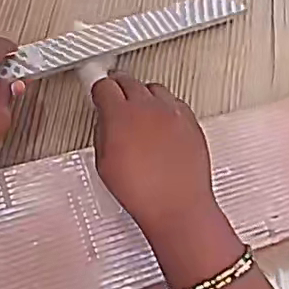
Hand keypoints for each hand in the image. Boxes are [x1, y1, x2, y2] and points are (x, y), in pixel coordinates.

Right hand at [91, 74, 236, 281]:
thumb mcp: (104, 162)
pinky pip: (175, 103)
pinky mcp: (191, 122)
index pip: (104, 86)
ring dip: (143, 96)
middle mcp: (148, 107)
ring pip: (153, 89)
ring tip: (138, 111)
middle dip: (117, 87)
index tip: (97, 92)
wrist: (177, 207)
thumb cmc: (142, 192)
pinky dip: (165, 108)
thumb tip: (105, 122)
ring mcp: (172, 113)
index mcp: (120, 114)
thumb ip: (103, 132)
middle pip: (128, 80)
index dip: (98, 89)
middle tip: (113, 96)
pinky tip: (160, 122)